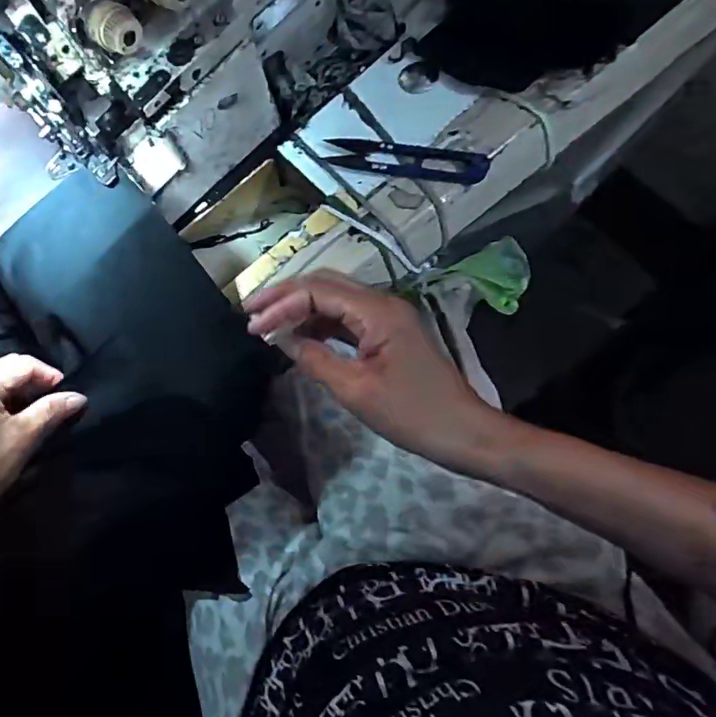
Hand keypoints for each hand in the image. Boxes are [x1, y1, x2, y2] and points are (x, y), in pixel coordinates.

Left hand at [0, 355, 86, 544]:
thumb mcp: (23, 437)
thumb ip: (51, 411)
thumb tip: (79, 397)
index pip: (22, 363)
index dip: (49, 374)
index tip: (67, 394)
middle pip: (7, 366)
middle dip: (34, 379)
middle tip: (53, 400)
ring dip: (17, 387)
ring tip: (34, 408)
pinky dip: (1, 396)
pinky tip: (12, 416)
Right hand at [244, 271, 514, 468]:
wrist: (465, 433)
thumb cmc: (412, 414)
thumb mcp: (355, 391)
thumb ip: (314, 359)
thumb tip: (281, 339)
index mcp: (377, 312)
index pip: (316, 292)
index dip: (280, 306)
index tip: (252, 328)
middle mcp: (382, 303)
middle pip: (323, 283)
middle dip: (284, 295)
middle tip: (250, 312)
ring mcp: (386, 316)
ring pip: (332, 296)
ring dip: (298, 306)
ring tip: (266, 322)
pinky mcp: (387, 331)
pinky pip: (344, 315)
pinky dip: (316, 320)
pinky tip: (296, 334)